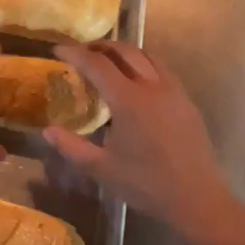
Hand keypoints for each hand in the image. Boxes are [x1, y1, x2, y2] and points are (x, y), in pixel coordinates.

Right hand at [45, 41, 226, 224]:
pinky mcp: (187, 102)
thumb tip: (47, 130)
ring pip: (147, 56)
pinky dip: (144, 63)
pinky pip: (162, 69)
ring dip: (124, 51)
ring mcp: (174, 92)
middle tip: (81, 51)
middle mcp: (152, 87)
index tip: (58, 49)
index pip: (97, 65)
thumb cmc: (146, 184)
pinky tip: (137, 80)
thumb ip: (71, 147)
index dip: (75, 53)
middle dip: (100, 46)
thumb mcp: (101, 169)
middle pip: (124, 51)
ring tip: (107, 60)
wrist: (197, 198)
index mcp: (128, 100)